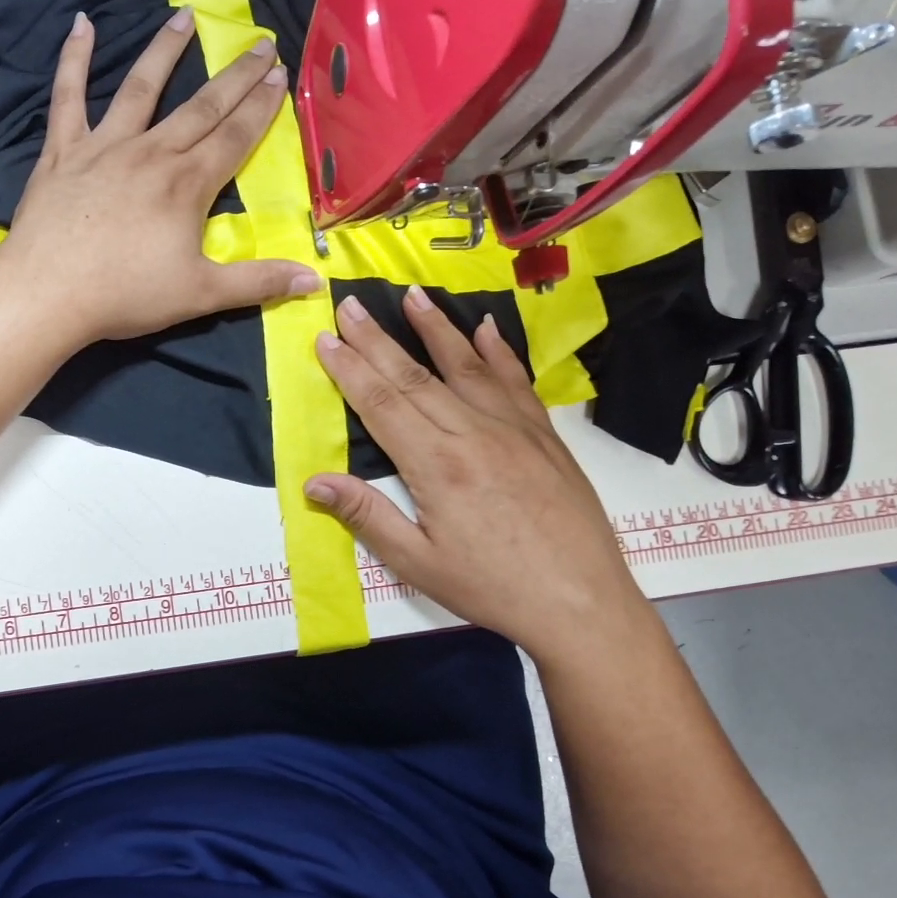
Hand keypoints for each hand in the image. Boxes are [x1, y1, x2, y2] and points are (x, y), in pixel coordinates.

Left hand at [0, 9, 322, 344]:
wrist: (49, 292)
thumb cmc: (126, 296)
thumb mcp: (200, 295)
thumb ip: (257, 283)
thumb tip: (315, 282)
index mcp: (188, 184)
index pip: (235, 136)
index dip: (261, 106)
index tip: (280, 75)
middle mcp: (151, 153)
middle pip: (201, 106)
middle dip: (235, 76)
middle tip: (261, 45)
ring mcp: (104, 146)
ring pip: (141, 88)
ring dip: (165, 51)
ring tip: (185, 19)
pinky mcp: (62, 151)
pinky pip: (68, 96)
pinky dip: (74, 60)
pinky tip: (81, 25)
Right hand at [304, 289, 651, 657]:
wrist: (582, 602)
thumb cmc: (491, 588)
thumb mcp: (418, 564)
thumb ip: (367, 517)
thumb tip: (314, 482)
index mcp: (436, 466)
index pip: (381, 404)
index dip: (349, 368)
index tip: (326, 337)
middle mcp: (473, 434)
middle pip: (414, 376)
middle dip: (377, 338)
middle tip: (350, 303)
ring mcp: (514, 429)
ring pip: (465, 366)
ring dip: (435, 329)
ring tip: (412, 295)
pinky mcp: (544, 436)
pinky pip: (515, 382)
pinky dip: (497, 352)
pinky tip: (485, 328)